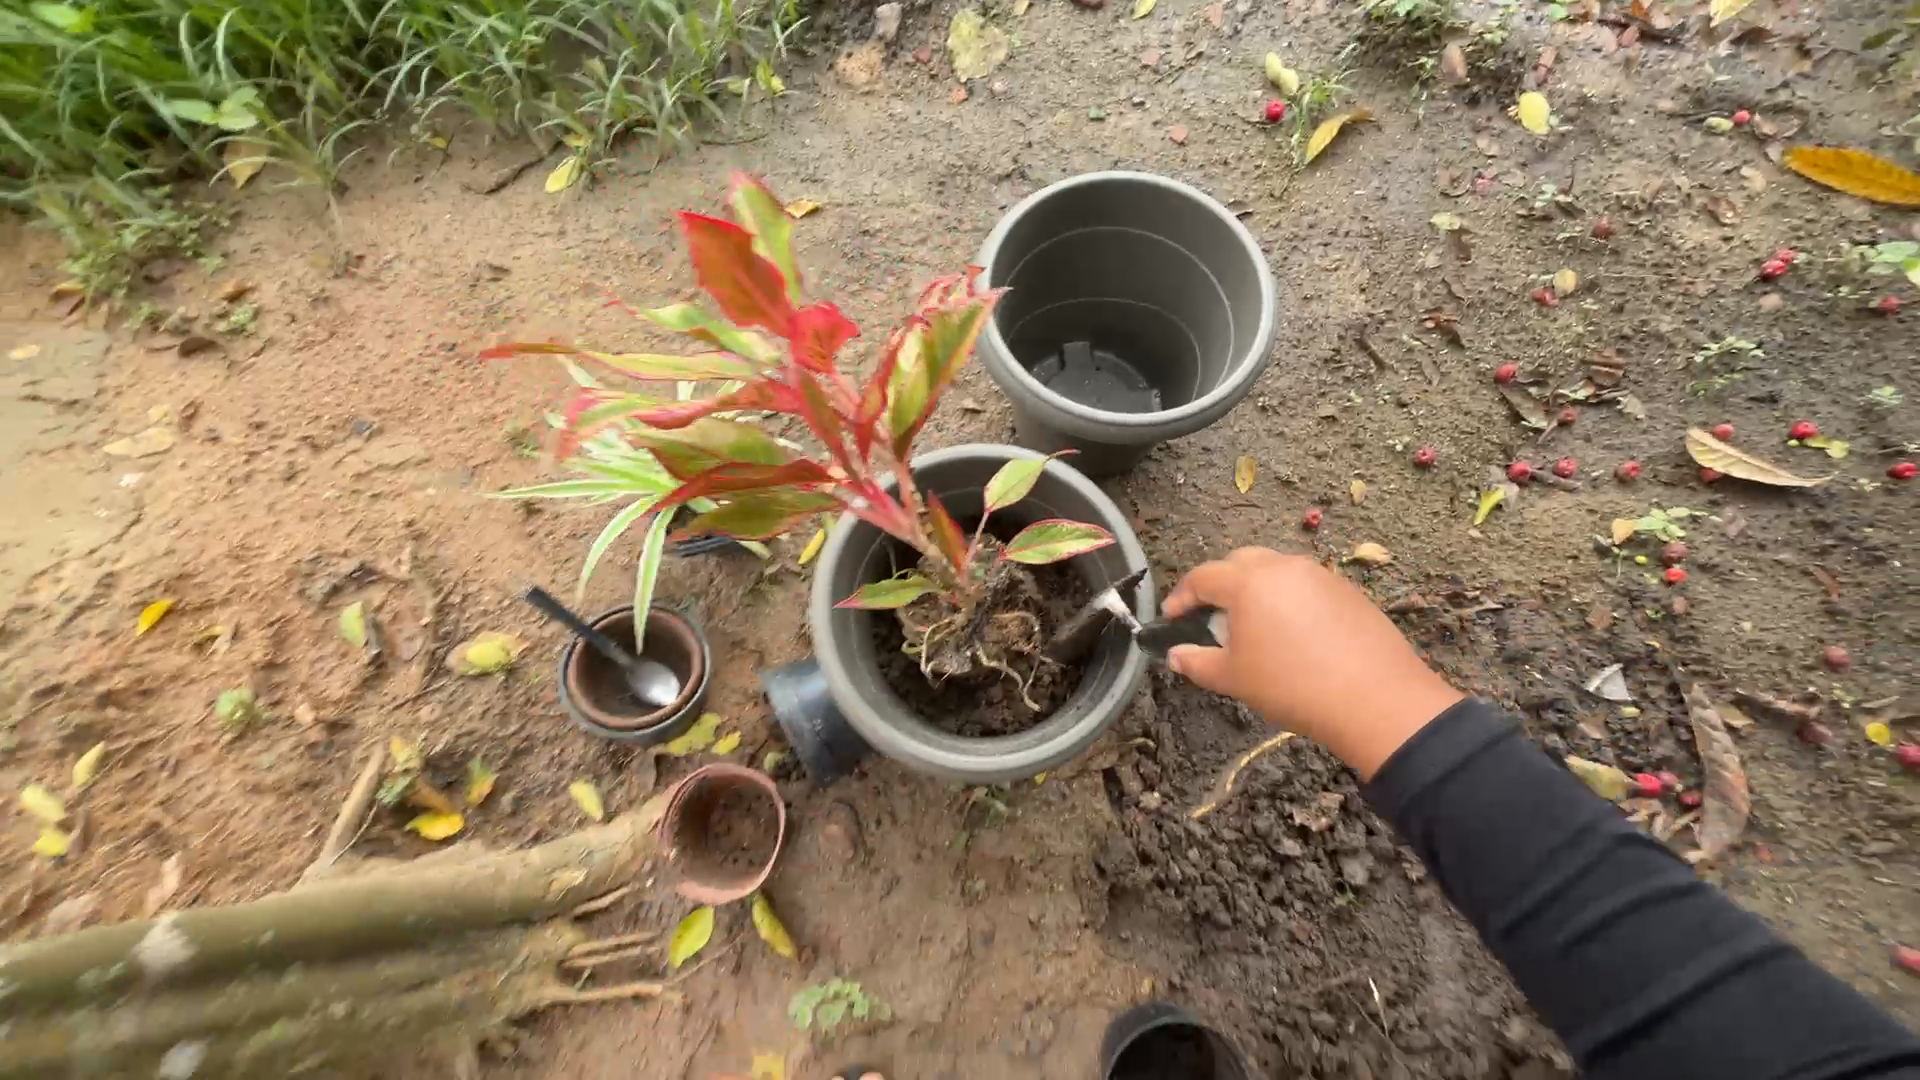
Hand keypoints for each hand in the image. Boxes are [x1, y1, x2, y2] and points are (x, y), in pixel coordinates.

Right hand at [1163, 548, 1463, 778]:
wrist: (1376, 700)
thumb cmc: (1292, 685)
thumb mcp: (1233, 678)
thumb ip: (1196, 662)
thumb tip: (1174, 656)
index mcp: (1249, 582)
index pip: (1202, 577)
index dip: (1181, 596)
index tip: (1172, 617)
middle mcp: (1283, 567)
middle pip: (1239, 562)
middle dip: (1218, 584)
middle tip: (1210, 615)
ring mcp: (1320, 575)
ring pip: (1275, 569)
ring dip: (1255, 588)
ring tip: (1252, 624)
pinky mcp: (1347, 590)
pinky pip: (1304, 584)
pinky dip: (1287, 598)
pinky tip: (1292, 632)